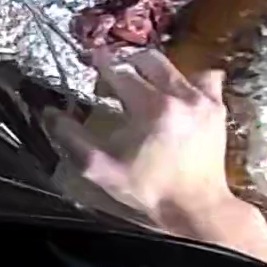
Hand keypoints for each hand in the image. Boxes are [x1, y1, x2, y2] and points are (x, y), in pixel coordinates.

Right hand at [51, 49, 246, 238]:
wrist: (196, 207)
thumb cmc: (147, 188)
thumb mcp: (100, 167)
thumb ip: (71, 137)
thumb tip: (50, 113)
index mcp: (151, 107)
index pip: (119, 71)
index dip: (100, 63)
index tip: (88, 59)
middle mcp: (180, 96)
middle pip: (147, 59)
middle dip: (124, 63)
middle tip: (110, 78)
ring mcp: (203, 100)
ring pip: (173, 66)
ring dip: (151, 69)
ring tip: (138, 84)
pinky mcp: (217, 108)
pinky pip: (203, 77)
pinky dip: (186, 79)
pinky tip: (174, 93)